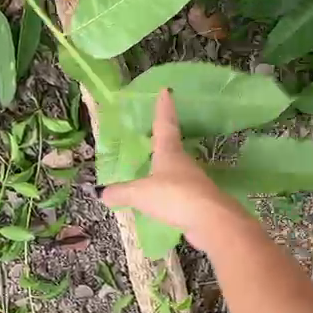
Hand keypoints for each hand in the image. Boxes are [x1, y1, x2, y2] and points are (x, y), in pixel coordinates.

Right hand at [100, 89, 248, 249]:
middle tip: (153, 135)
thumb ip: (121, 192)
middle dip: (163, 141)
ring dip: (165, 170)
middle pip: (172, 147)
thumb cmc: (174, 196)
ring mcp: (193, 182)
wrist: (210, 220)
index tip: (166, 92)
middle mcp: (183, 163)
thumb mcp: (140, 193)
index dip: (163, 108)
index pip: (164, 124)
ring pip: (176, 171)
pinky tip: (161, 202)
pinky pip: (178, 193)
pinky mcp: (197, 201)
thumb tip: (102, 193)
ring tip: (152, 173)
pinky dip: (168, 194)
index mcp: (169, 152)